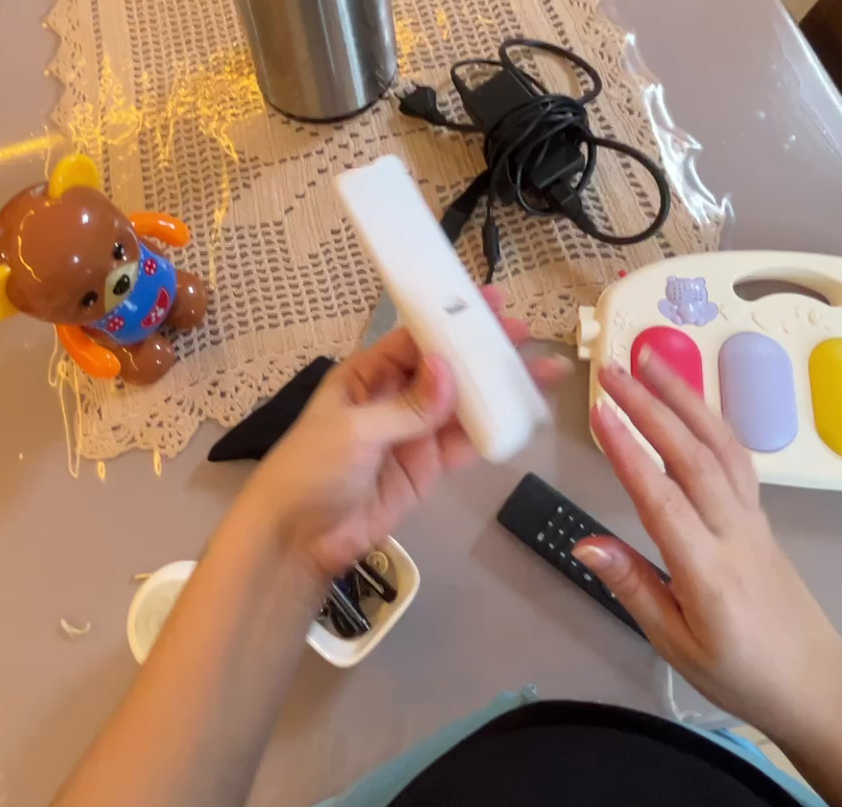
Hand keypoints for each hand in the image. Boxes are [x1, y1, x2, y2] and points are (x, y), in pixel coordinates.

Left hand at [240, 287, 569, 578]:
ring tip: (542, 372)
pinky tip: (523, 416)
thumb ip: (406, 407)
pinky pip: (464, 444)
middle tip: (525, 334)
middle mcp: (394, 397)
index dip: (451, 321)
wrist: (299, 538)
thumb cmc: (311, 469)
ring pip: (463, 405)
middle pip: (446, 369)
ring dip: (499, 390)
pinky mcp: (427, 468)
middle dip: (483, 352)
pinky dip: (493, 431)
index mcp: (367, 374)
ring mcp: (413, 433)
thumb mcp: (353, 431)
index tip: (489, 303)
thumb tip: (449, 372)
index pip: (415, 339)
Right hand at [572, 351, 841, 735]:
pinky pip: (735, 456)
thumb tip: (584, 542)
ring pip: (719, 445)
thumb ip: (631, 586)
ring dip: (684, 398)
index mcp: (707, 569)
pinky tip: (688, 400)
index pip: (662, 499)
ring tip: (650, 361)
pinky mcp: (759, 514)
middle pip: (692, 456)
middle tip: (613, 370)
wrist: (820, 687)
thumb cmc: (739, 672)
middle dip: (651, 406)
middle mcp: (733, 531)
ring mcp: (752, 518)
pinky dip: (709, 418)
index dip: (629, 452)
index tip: (599, 411)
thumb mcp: (675, 643)